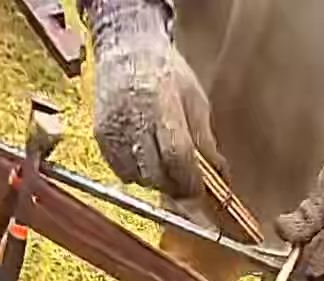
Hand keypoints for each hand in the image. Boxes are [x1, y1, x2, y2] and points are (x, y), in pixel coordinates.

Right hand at [86, 0, 221, 197]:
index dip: (190, 181)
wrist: (126, 46)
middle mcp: (133, 118)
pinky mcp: (101, 136)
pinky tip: (146, 159)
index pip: (176, 157)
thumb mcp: (195, 101)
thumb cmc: (167, 74)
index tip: (200, 190)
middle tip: (185, 181)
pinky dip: (137, 174)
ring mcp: (114, 128)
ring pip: (140, 179)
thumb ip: (206, 142)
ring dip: (157, 181)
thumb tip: (222, 178)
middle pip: (157, 175)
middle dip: (176, 186)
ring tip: (165, 165)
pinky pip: (122, 173)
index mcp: (161, 105)